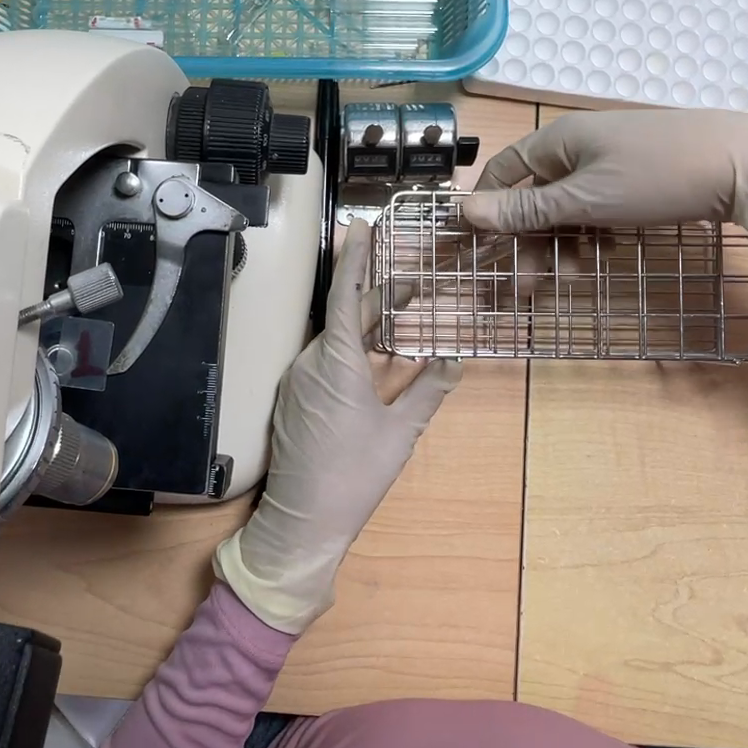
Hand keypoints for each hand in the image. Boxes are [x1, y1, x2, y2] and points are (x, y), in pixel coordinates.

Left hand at [214, 220, 463, 633]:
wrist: (302, 521)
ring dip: (363, 325)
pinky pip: (322, 360)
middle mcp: (309, 362)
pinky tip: (372, 358)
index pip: (344, 293)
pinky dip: (348, 349)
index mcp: (335, 362)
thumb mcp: (400, 433)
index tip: (362, 226)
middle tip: (415, 285)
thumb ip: (429, 390)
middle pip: (343, 316)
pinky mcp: (292, 399)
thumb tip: (455, 359)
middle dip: (376, 297)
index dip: (356, 257)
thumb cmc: (354, 475)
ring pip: (332, 339)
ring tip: (399, 318)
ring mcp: (296, 381)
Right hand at [460, 110, 747, 301]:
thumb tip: (464, 211)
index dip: (487, 208)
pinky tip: (603, 254)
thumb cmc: (656, 177)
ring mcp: (611, 157)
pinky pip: (597, 204)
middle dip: (529, 240)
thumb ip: (525, 210)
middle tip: (528, 286)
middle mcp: (579, 144)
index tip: (479, 248)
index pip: (503, 171)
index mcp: (559, 140)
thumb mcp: (585, 200)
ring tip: (571, 276)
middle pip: (535, 194)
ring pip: (568, 204)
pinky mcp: (638, 173)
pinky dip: (592, 231)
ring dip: (561, 242)